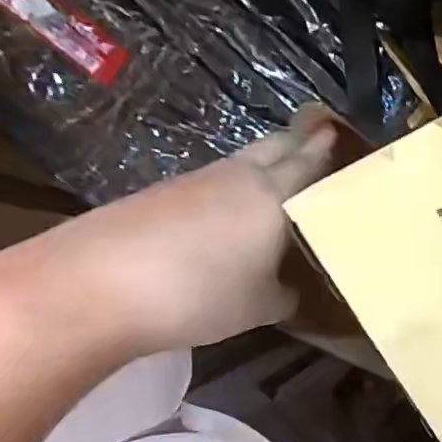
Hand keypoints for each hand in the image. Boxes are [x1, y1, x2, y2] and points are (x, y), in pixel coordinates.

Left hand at [0, 112, 338, 358]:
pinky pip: (216, 183)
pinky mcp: (164, 195)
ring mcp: (196, 182)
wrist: (94, 286)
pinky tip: (238, 213)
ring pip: (244, 163)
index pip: (311, 164)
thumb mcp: (263, 305)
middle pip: (277, 147)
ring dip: (268, 165)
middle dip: (301, 142)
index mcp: (273, 197)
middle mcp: (238, 177)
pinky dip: (237, 188)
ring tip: (288, 181)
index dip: (330, 151)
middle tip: (324, 143)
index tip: (347, 136)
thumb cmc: (200, 294)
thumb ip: (289, 291)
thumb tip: (293, 287)